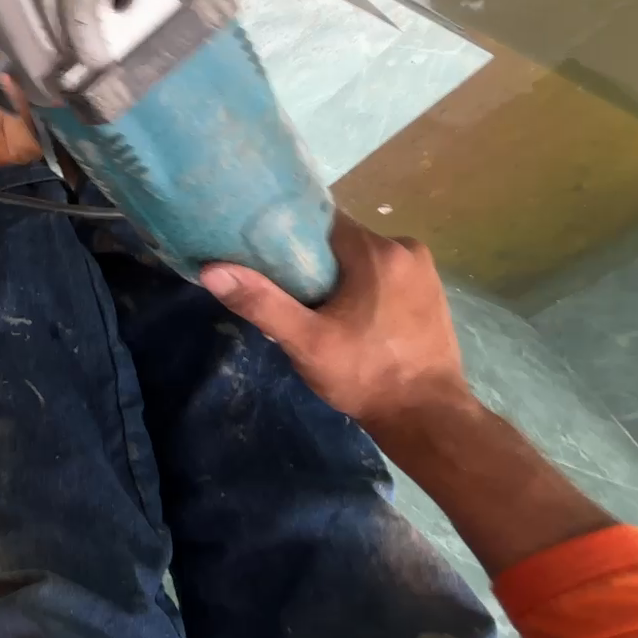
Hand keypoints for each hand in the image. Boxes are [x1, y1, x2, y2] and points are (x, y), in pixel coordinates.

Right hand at [200, 214, 472, 429]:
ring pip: (356, 256)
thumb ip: (259, 302)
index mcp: (379, 253)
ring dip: (328, 273)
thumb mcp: (303, 340)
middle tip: (275, 287)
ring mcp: (422, 271)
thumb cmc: (363, 373)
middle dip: (305, 258)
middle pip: (336, 239)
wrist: (426, 416)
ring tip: (302, 302)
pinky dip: (353, 284)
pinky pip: (377, 272)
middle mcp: (406, 250)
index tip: (258, 254)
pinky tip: (335, 311)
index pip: (319, 221)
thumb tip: (211, 270)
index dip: (285, 235)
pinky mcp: (426, 290)